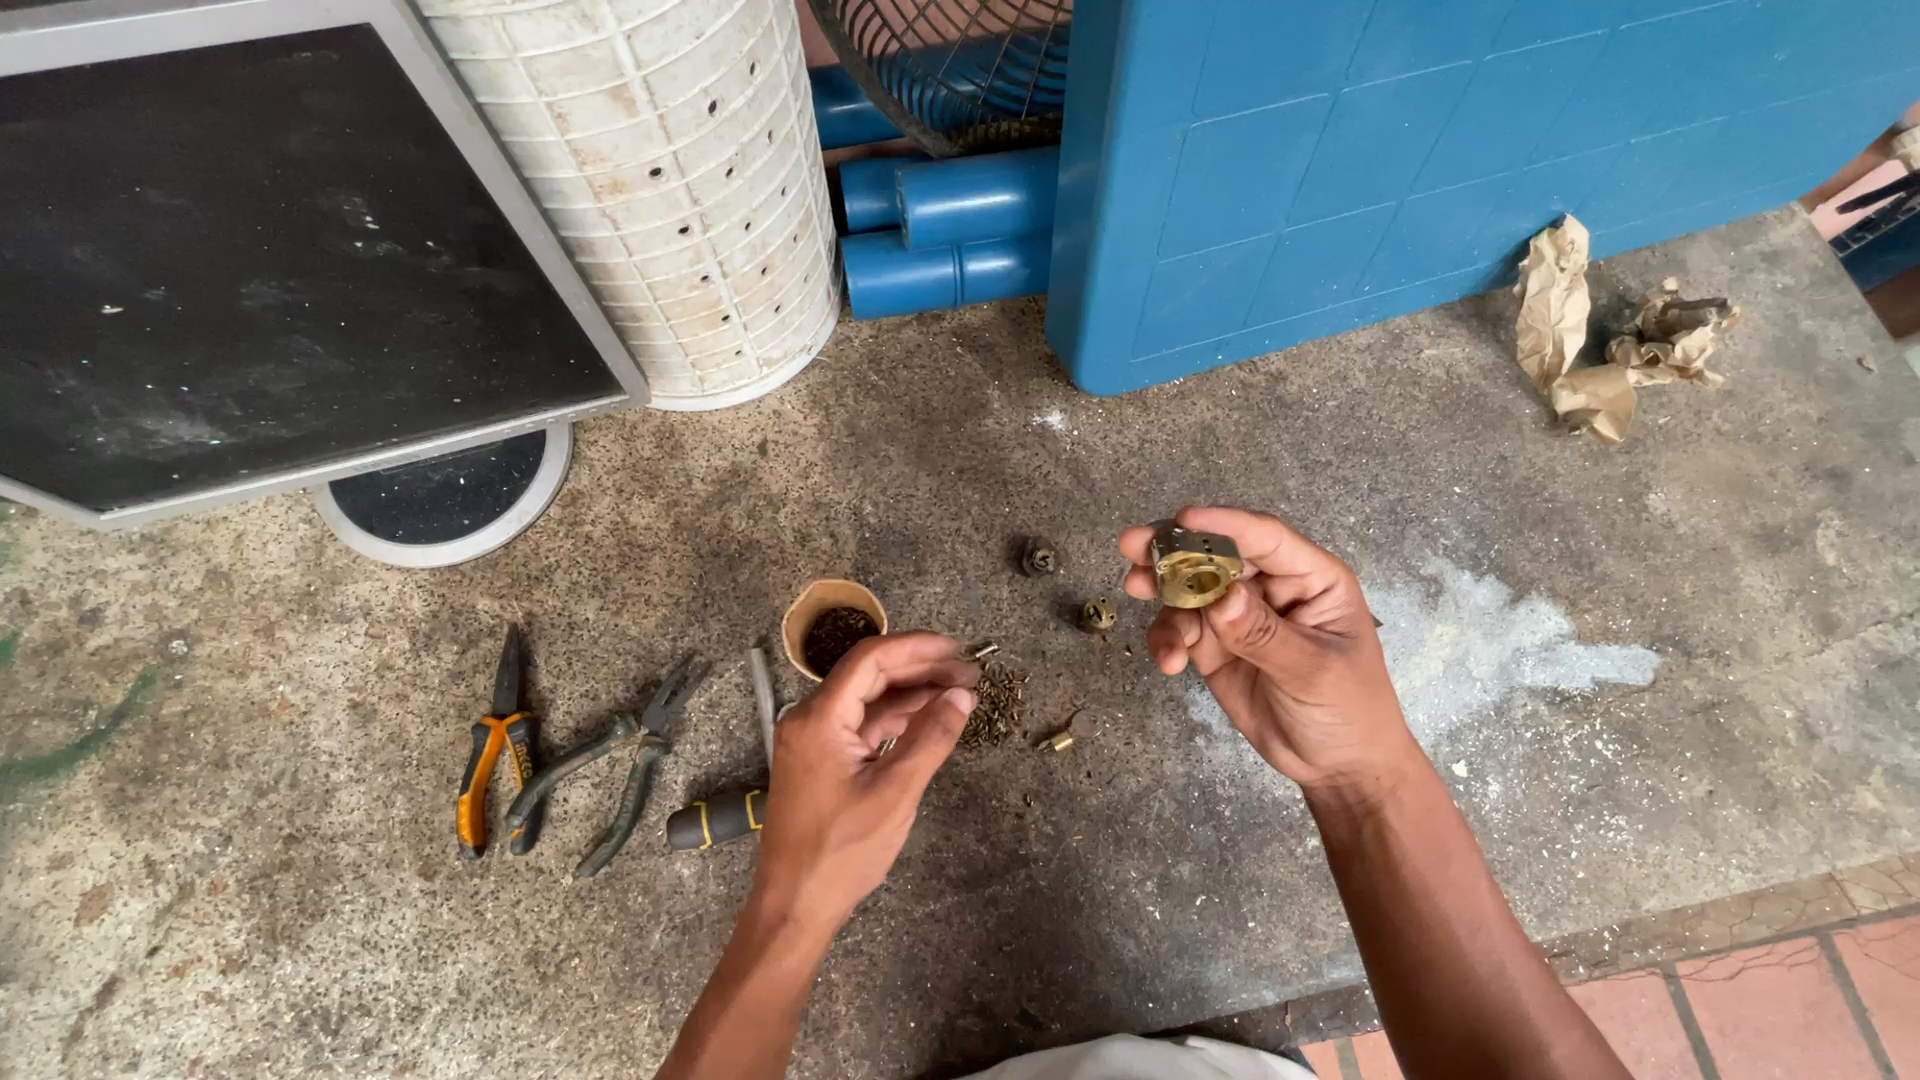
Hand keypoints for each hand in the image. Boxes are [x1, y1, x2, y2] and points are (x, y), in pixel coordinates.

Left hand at [752, 632, 978, 933]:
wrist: (794, 906)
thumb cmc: (841, 852)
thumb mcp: (895, 792)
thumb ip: (930, 738)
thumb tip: (962, 697)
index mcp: (819, 717)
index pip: (871, 659)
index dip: (917, 648)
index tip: (957, 651)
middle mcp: (810, 718)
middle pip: (870, 675)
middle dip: (921, 669)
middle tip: (969, 674)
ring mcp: (815, 739)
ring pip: (869, 700)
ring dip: (912, 694)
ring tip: (959, 694)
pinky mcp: (823, 760)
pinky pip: (863, 725)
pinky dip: (897, 720)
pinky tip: (930, 720)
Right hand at [1120, 507, 1418, 795]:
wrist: (1337, 767)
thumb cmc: (1348, 710)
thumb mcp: (1312, 671)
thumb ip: (1263, 634)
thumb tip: (1221, 598)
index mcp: (1309, 578)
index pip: (1265, 539)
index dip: (1224, 524)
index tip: (1183, 519)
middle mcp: (1269, 588)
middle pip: (1216, 555)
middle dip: (1174, 549)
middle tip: (1132, 545)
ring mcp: (1237, 617)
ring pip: (1190, 589)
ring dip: (1161, 590)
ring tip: (1133, 591)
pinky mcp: (1214, 646)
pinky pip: (1182, 630)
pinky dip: (1168, 640)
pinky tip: (1168, 663)